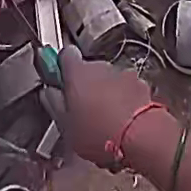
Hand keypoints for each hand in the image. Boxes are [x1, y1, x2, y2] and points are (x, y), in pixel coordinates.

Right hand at [60, 46, 160, 169]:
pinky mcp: (140, 84)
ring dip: (105, 94)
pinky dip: (123, 100)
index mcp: (77, 72)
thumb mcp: (66, 126)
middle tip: (83, 112)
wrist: (142, 136)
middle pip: (88, 70)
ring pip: (108, 80)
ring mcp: (122, 73)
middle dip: (85, 86)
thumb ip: (54, 104)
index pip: (65, 54)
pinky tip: (123, 123)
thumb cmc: (99, 133)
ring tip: (105, 123)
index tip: (60, 82)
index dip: (62, 66)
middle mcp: (100, 66)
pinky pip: (126, 89)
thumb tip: (48, 92)